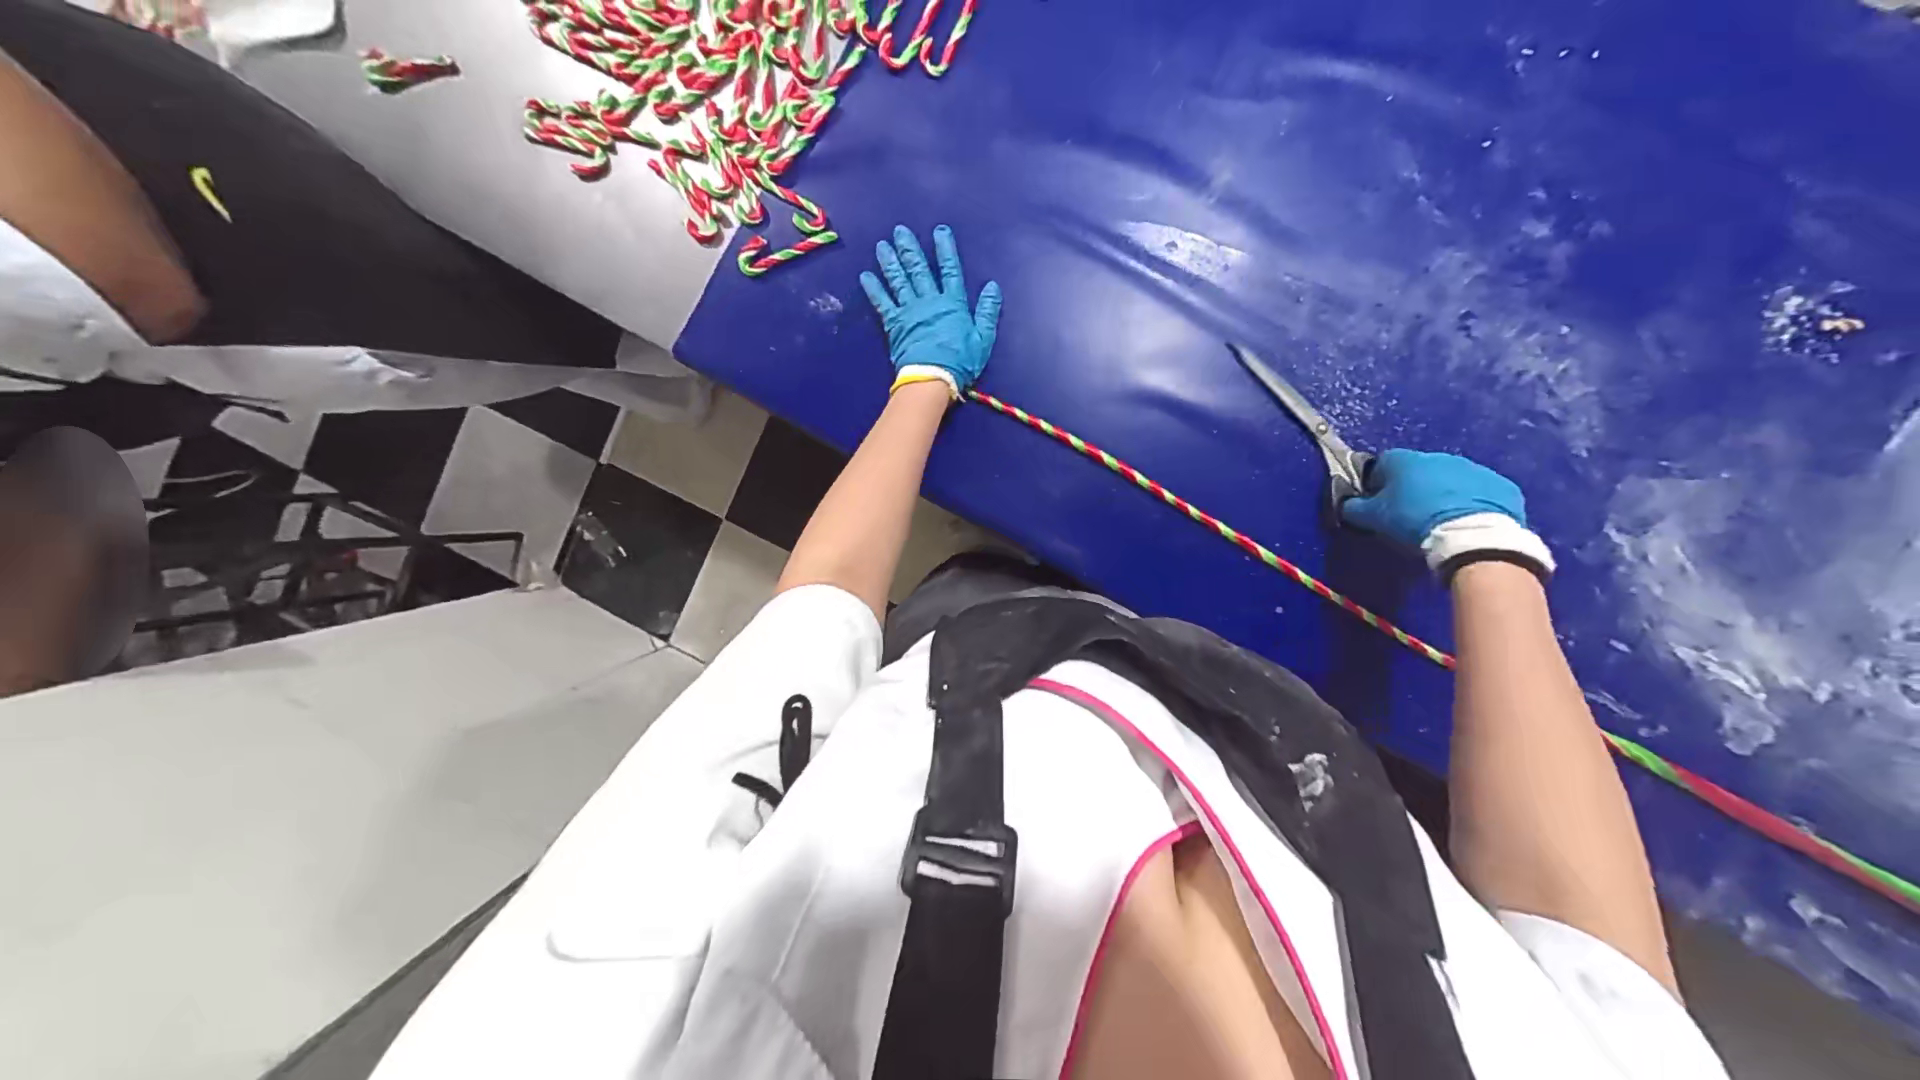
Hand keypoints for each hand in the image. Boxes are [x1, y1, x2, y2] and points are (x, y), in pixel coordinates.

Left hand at [859, 224, 1001, 399]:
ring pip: (899, 281)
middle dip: (910, 249)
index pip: (950, 270)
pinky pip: (882, 303)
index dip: (945, 250)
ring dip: (890, 262)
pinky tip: (866, 276)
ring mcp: (910, 311)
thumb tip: (993, 286)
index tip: (940, 231)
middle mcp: (929, 301)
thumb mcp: (983, 338)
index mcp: (953, 304)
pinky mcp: (895, 324)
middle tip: (900, 231)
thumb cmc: (961, 361)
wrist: (933, 378)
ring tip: (882, 245)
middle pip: (919, 270)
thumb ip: (988, 312)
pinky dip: (874, 289)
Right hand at [1340, 448, 1554, 578]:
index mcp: (1405, 461)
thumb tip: (1347, 504)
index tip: (1377, 503)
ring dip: (1441, 495)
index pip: (1381, 463)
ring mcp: (1474, 469)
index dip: (1376, 483)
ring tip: (1438, 521)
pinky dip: (1470, 504)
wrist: (1471, 536)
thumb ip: (1354, 508)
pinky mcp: (1501, 486)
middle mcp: (1439, 457)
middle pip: (1417, 470)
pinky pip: (1479, 493)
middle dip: (1411, 488)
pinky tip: (1464, 523)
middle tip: (1407, 515)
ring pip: (1449, 480)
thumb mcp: (1373, 518)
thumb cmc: (1413, 522)